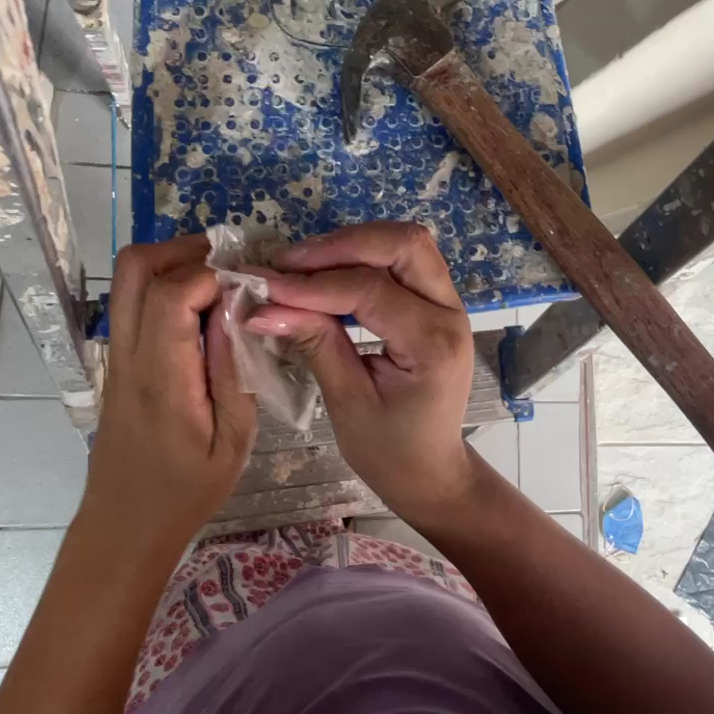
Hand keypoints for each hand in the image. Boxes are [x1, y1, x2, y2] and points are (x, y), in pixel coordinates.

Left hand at [81, 235, 257, 546]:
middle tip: (231, 263)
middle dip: (184, 250)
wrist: (123, 529)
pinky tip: (202, 309)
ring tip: (219, 279)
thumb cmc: (185, 493)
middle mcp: (128, 355)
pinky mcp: (117, 363)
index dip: (212, 273)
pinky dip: (164, 286)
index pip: (171, 294)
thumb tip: (237, 309)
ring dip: (171, 263)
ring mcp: (116, 357)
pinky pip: (132, 303)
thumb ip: (235, 371)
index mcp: (160, 377)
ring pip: (127, 280)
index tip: (249, 282)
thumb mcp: (232, 442)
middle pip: (134, 269)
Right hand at [242, 222, 479, 526]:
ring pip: (405, 243)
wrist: (431, 471)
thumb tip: (264, 306)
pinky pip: (402, 260)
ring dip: (351, 245)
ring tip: (301, 266)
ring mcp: (448, 301)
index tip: (264, 286)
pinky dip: (362, 257)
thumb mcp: (347, 403)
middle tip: (288, 264)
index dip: (313, 285)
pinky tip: (325, 273)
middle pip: (403, 243)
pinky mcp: (435, 300)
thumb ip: (315, 344)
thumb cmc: (390, 450)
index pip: (370, 291)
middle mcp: (450, 311)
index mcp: (433, 343)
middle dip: (342, 245)